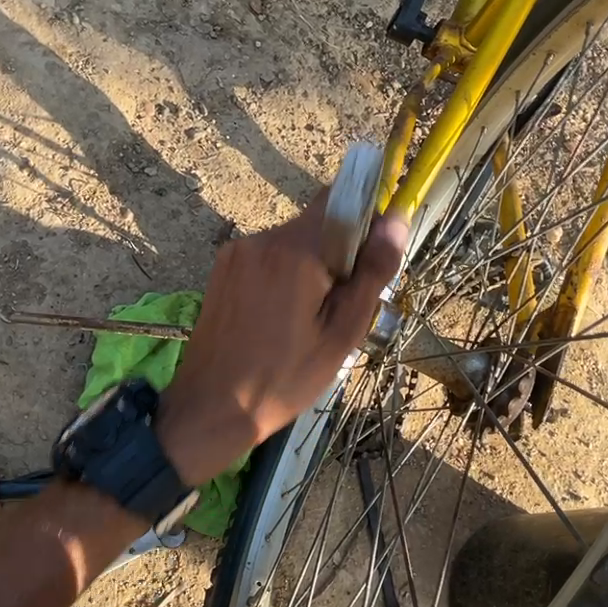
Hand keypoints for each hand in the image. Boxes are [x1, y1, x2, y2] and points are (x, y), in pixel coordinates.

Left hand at [156, 194, 406, 486]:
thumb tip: (395, 220)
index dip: (364, 223)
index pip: (340, 201)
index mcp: (294, 250)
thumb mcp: (341, 333)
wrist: (212, 405)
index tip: (370, 264)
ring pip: (290, 244)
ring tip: (308, 321)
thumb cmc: (284, 378)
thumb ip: (372, 272)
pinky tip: (279, 319)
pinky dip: (281, 277)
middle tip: (340, 308)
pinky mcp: (221, 269)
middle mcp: (261, 239)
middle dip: (336, 255)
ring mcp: (236, 253)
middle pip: (315, 225)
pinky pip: (265, 259)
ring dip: (308, 268)